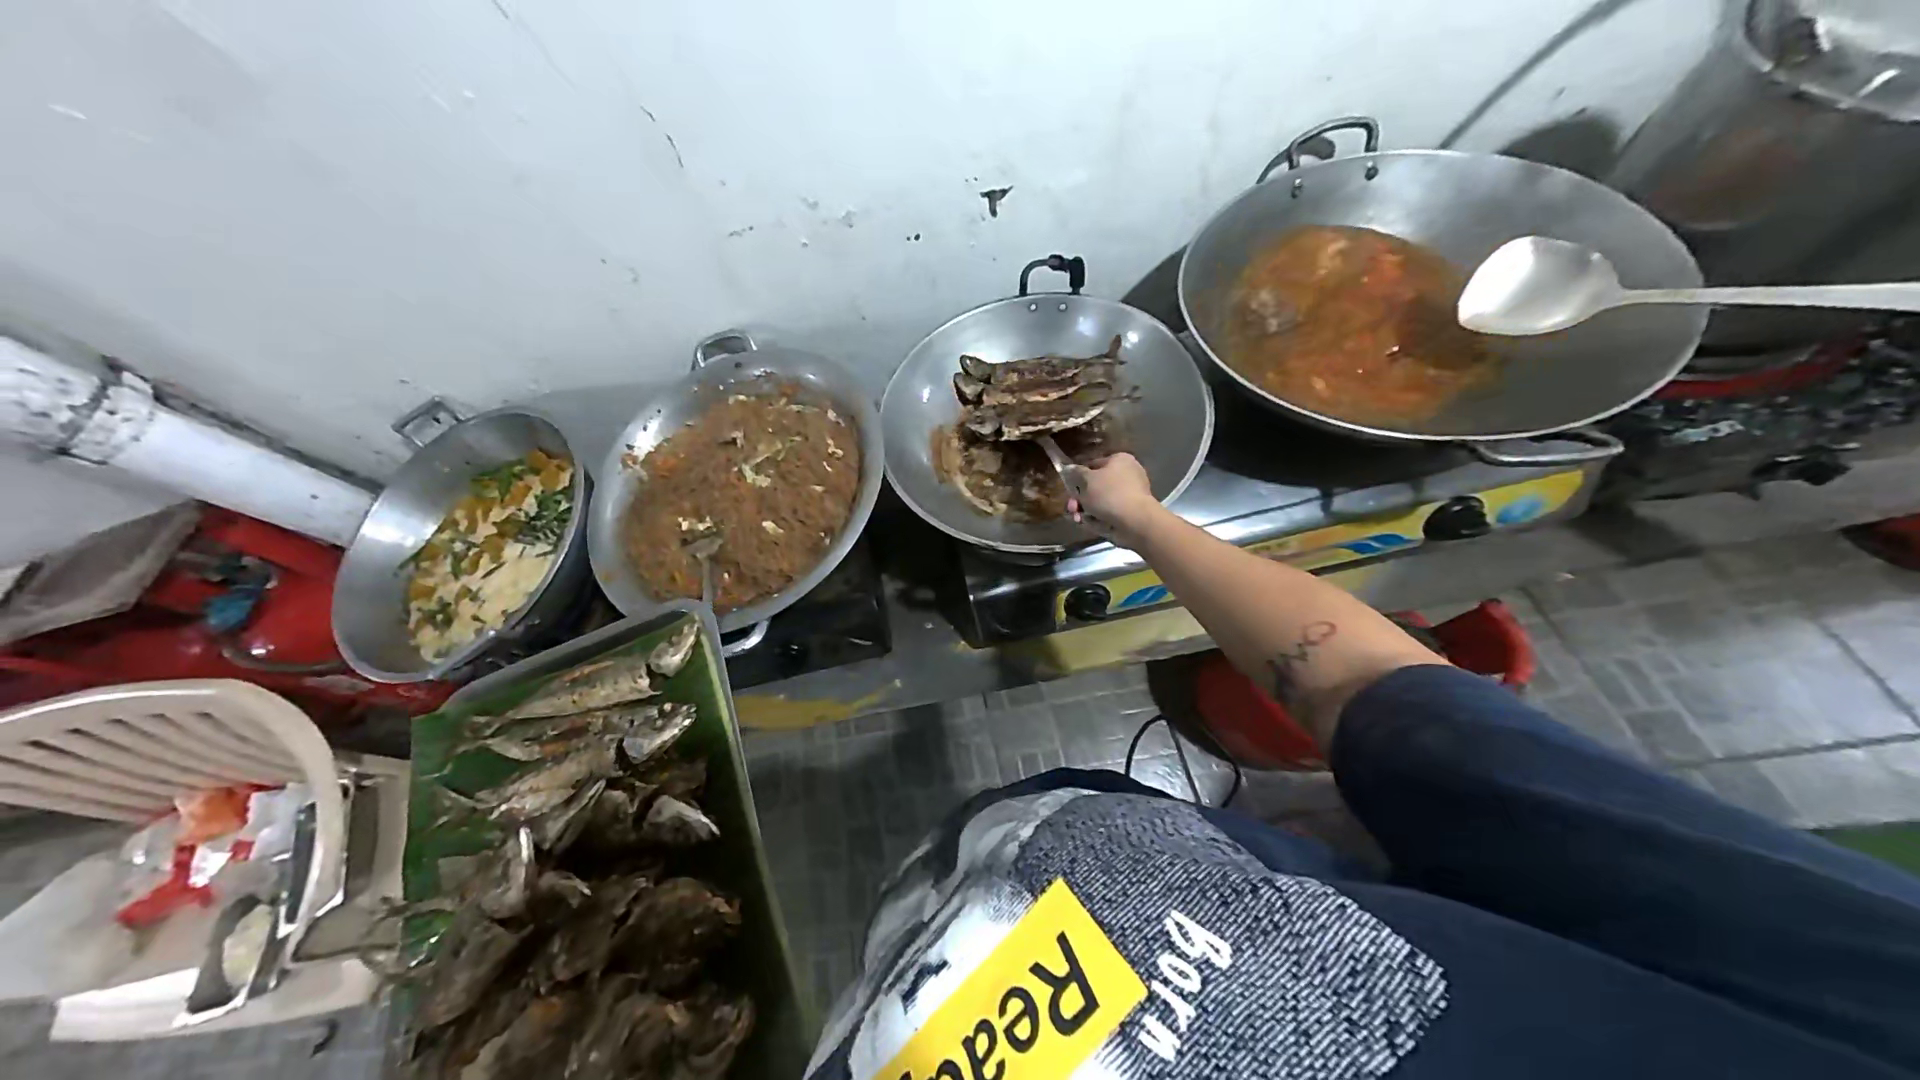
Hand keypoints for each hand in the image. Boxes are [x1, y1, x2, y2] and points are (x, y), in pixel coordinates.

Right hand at [1066, 453, 1160, 546]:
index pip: (1093, 465)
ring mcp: (1128, 496)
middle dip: (1079, 498)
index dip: (1078, 476)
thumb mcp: (1086, 479)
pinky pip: (1107, 514)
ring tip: (1077, 518)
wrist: (1134, 521)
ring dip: (1084, 511)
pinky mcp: (1128, 513)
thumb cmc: (1109, 493)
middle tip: (1072, 506)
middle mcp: (1126, 475)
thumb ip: (1076, 473)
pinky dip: (1096, 519)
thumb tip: (1070, 468)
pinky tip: (1088, 524)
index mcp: (1119, 460)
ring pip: (1099, 502)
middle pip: (1095, 486)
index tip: (1069, 488)